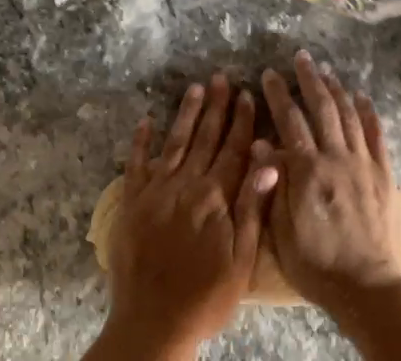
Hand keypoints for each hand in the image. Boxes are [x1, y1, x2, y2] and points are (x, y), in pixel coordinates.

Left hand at [95, 73, 277, 359]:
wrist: (152, 323)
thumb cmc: (206, 296)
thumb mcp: (241, 260)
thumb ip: (252, 207)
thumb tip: (269, 162)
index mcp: (215, 197)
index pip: (234, 149)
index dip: (242, 121)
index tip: (248, 95)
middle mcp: (185, 185)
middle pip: (205, 138)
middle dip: (217, 107)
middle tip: (222, 78)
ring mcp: (155, 191)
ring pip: (175, 143)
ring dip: (186, 114)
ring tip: (196, 88)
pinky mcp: (131, 204)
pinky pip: (136, 164)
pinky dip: (141, 141)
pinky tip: (146, 121)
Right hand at [259, 51, 400, 315]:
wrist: (366, 287)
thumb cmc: (316, 265)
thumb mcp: (281, 231)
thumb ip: (272, 184)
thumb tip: (259, 145)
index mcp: (307, 171)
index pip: (289, 121)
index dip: (278, 95)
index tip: (269, 74)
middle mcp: (336, 158)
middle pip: (322, 108)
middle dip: (309, 79)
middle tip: (301, 58)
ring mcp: (363, 164)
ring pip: (349, 115)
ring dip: (337, 89)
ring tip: (326, 71)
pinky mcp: (384, 174)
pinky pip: (376, 135)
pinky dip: (368, 113)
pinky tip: (362, 97)